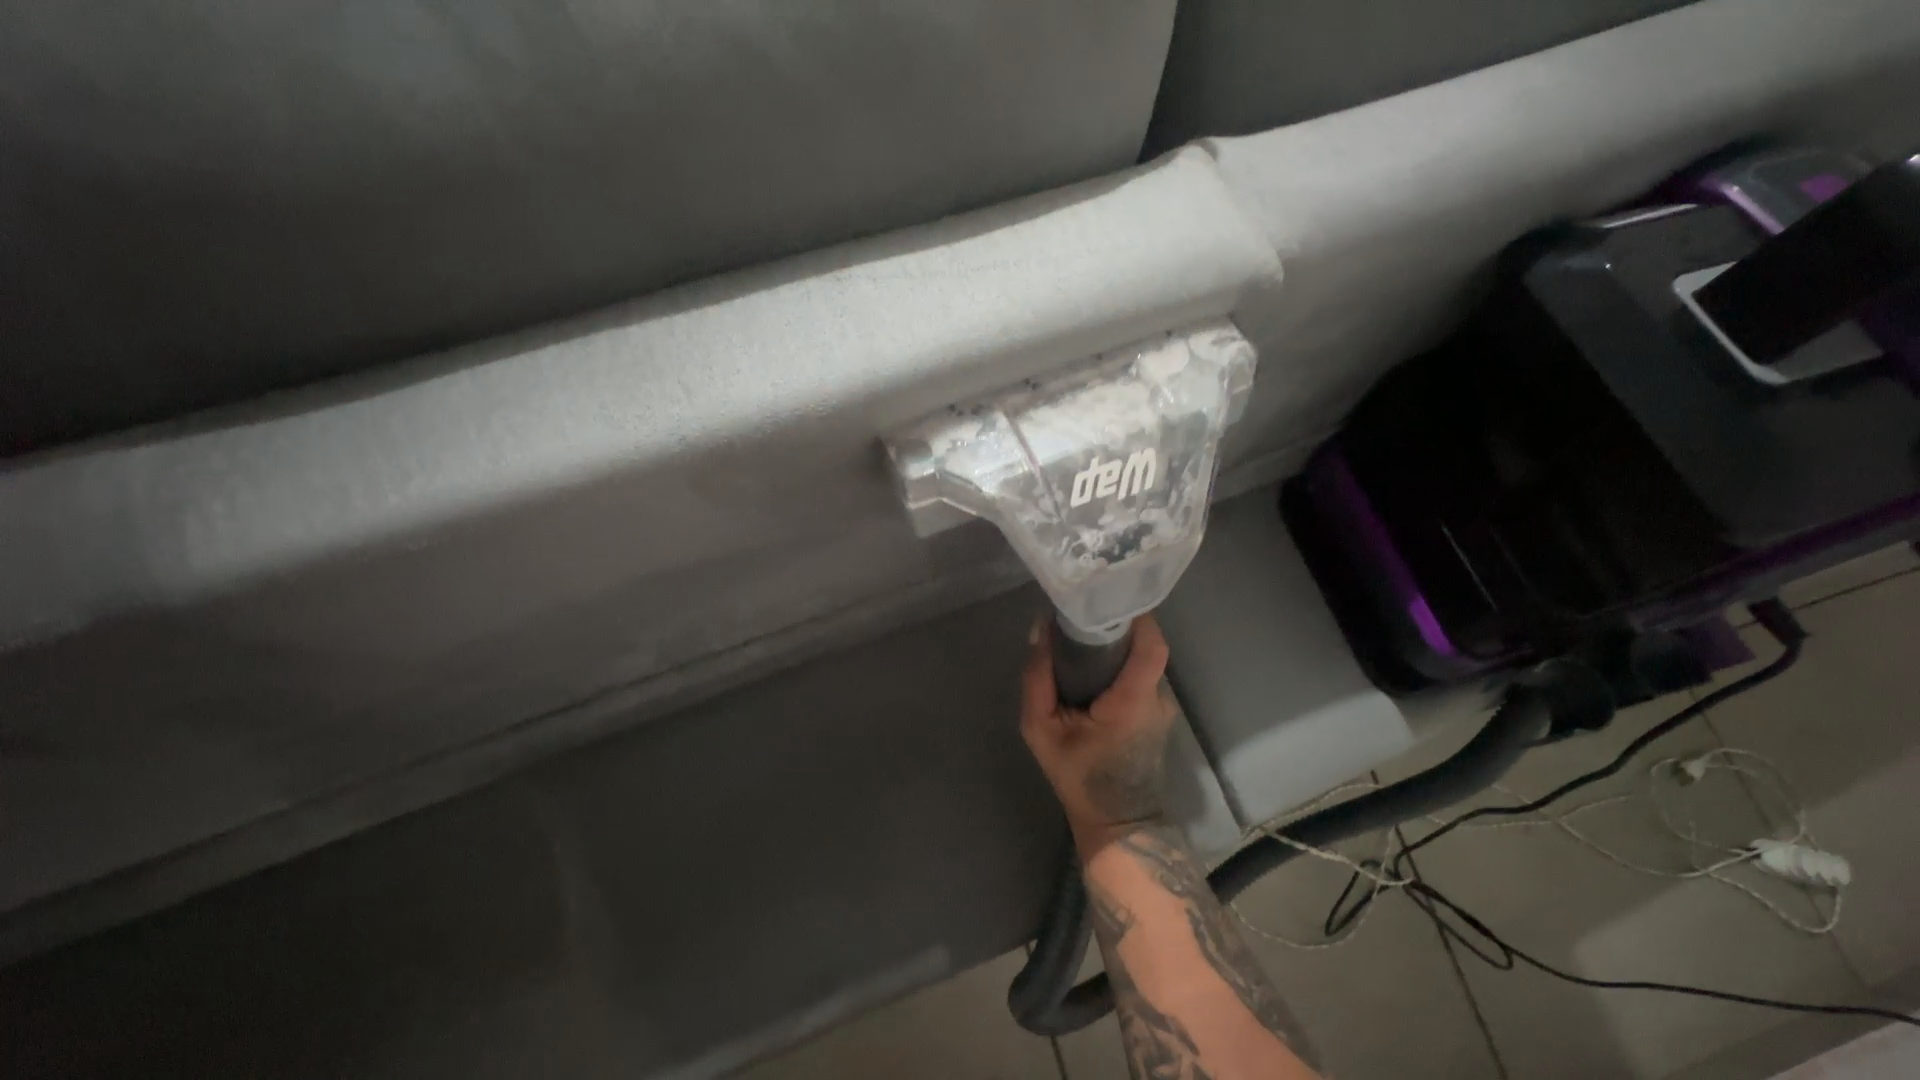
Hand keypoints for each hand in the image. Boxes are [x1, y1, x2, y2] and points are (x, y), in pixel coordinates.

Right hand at [1019, 613, 1178, 855]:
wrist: (1118, 823)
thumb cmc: (1079, 777)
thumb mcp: (1040, 731)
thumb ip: (1037, 680)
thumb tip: (1040, 628)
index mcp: (1132, 701)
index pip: (1151, 645)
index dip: (1135, 616)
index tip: (1107, 596)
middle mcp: (1157, 698)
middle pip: (1146, 646)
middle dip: (1117, 627)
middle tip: (1083, 616)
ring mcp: (1163, 706)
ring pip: (1143, 660)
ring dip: (1118, 648)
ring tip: (1083, 642)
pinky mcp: (1159, 713)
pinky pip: (1142, 676)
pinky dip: (1121, 667)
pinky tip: (1095, 672)